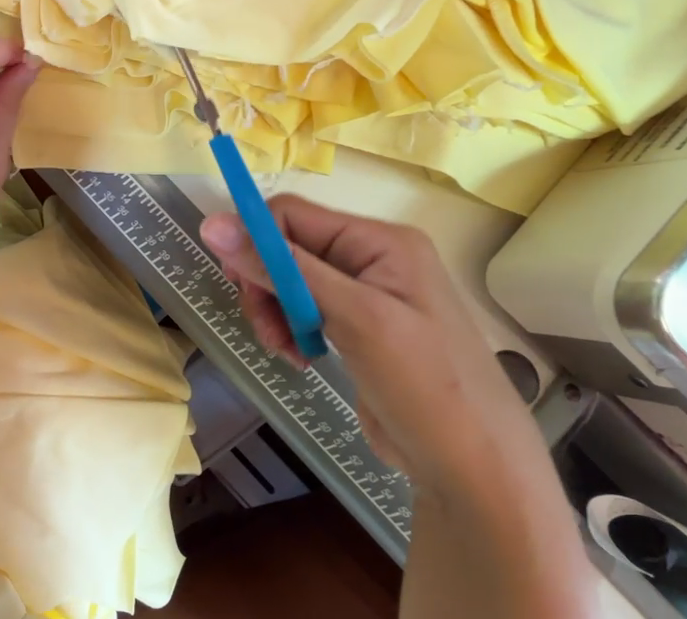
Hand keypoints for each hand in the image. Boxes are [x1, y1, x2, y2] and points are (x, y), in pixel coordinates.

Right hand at [200, 197, 536, 488]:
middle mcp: (372, 257)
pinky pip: (301, 309)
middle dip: (265, 285)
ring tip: (284, 349)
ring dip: (273, 312)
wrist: (476, 470)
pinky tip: (299, 357)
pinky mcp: (357, 326)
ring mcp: (366, 294)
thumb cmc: (425, 385)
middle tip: (265, 326)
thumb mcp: (353, 318)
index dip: (254, 241)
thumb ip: (283, 268)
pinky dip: (288, 330)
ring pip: (286, 280)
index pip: (292, 215)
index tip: (238, 283)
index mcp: (381, 241)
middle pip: (285, 248)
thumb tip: (211, 223)